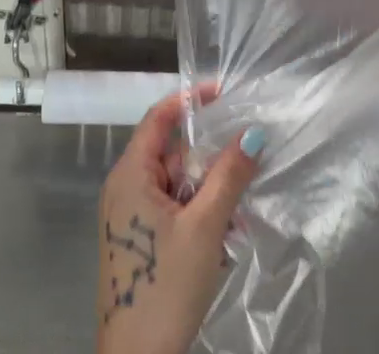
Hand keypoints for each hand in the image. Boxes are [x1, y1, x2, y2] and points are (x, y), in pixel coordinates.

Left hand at [96, 88, 266, 353]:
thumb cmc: (166, 284)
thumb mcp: (206, 225)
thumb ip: (230, 175)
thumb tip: (253, 132)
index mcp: (130, 175)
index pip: (158, 118)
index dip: (190, 100)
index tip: (225, 94)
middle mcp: (125, 188)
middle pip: (172, 152)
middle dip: (211, 157)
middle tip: (248, 163)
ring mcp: (130, 216)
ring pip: (177, 184)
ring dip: (211, 192)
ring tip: (240, 212)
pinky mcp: (140, 240)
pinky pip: (174, 209)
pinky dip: (200, 214)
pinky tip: (226, 237)